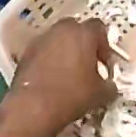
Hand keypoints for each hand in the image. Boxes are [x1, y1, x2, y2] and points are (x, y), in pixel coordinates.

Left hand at [0, 19, 115, 136]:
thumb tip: (110, 86)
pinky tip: (51, 79)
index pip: (99, 28)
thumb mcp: (100, 94)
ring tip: (68, 73)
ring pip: (58, 39)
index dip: (104, 46)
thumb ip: (109, 85)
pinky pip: (43, 51)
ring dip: (64, 51)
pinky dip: (48, 60)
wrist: (32, 108)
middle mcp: (62, 29)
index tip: (105, 64)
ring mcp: (41, 39)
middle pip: (76, 29)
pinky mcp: (26, 52)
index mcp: (84, 33)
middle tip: (87, 65)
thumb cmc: (72, 95)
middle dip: (83, 44)